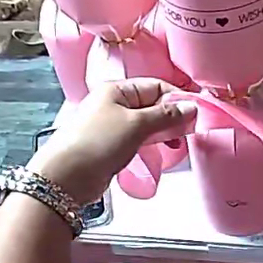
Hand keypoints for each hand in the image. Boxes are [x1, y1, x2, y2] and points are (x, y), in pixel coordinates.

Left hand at [30, 79, 195, 199]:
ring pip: (148, 122)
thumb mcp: (137, 124)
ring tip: (176, 144)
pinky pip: (140, 137)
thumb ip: (167, 115)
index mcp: (117, 90)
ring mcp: (113, 124)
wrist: (67, 176)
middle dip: (173, 116)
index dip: (177, 98)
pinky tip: (162, 150)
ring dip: (165, 130)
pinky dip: (154, 141)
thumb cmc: (100, 142)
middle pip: (153, 104)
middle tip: (188, 132)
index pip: (156, 86)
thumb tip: (192, 107)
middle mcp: (114, 103)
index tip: (195, 114)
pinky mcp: (113, 143)